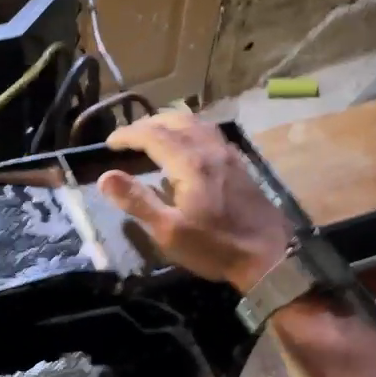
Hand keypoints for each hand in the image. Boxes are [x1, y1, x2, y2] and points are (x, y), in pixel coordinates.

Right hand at [96, 114, 293, 293]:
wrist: (269, 255)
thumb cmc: (215, 247)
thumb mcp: (169, 231)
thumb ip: (137, 202)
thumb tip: (106, 177)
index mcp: (190, 163)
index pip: (153, 135)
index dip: (128, 135)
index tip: (110, 143)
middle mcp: (210, 150)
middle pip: (175, 121)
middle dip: (148, 124)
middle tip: (128, 138)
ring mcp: (228, 155)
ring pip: (196, 123)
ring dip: (170, 123)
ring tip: (153, 135)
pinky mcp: (239, 165)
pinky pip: (210, 134)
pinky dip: (189, 131)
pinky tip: (186, 147)